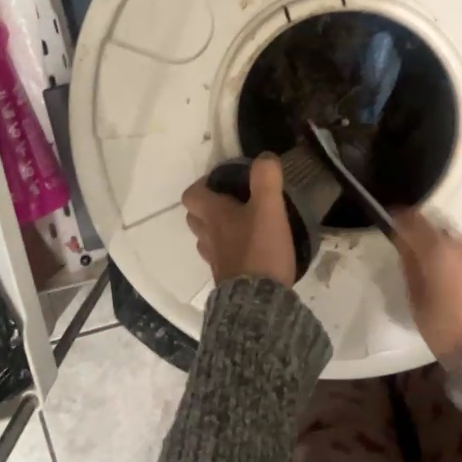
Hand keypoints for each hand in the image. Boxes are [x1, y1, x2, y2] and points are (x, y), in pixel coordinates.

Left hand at [183, 154, 295, 286]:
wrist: (258, 304)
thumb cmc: (260, 249)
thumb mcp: (269, 208)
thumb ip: (266, 178)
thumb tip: (264, 157)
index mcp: (213, 216)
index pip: (192, 195)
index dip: (202, 185)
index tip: (222, 181)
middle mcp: (208, 237)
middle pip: (194, 217)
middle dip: (208, 207)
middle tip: (231, 201)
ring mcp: (215, 260)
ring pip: (205, 239)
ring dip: (216, 230)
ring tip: (240, 225)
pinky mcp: (226, 279)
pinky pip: (219, 258)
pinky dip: (227, 251)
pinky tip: (247, 251)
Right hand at [395, 210, 461, 363]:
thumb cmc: (453, 332)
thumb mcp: (419, 308)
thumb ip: (411, 273)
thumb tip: (408, 252)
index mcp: (438, 251)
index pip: (413, 221)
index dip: (401, 220)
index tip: (395, 225)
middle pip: (440, 236)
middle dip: (432, 249)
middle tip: (428, 270)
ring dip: (456, 262)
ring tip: (456, 289)